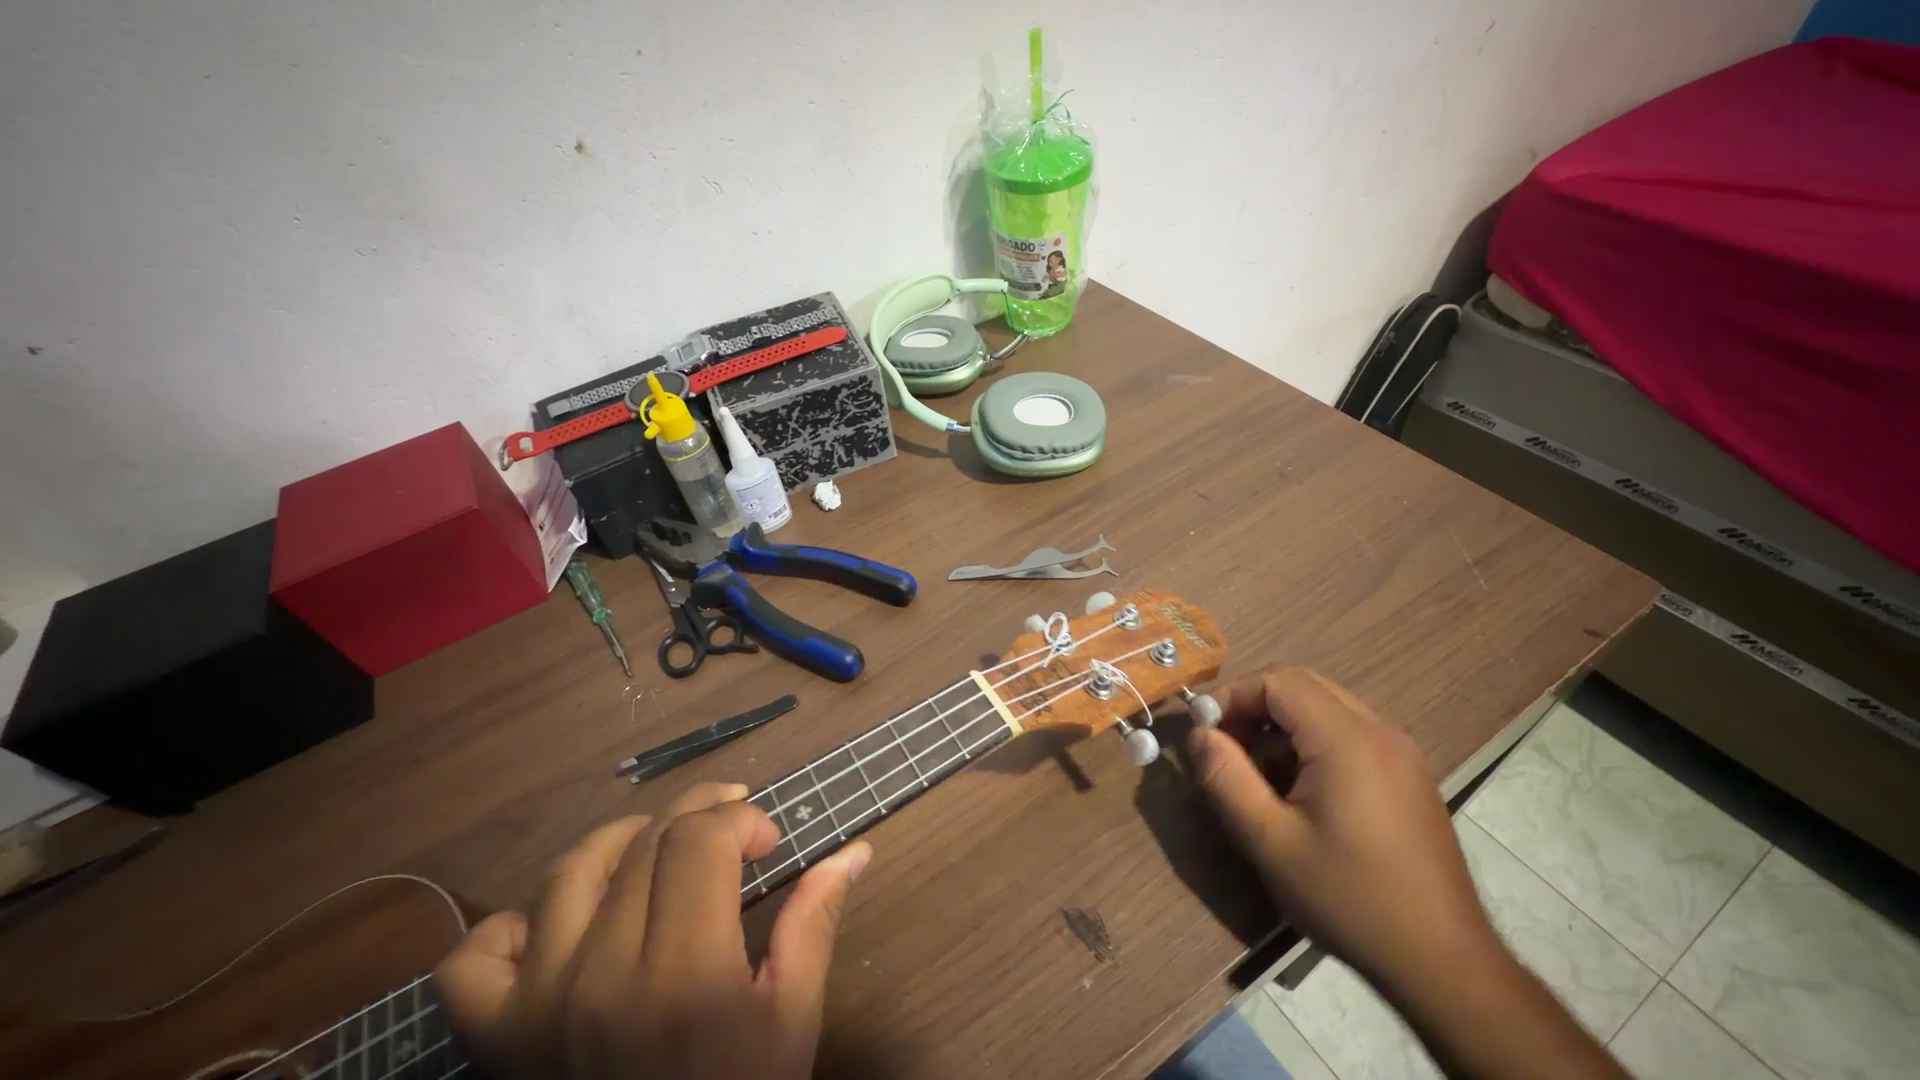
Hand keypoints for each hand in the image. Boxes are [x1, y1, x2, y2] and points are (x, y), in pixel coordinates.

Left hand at [433, 783, 870, 1079]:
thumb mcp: (791, 1021)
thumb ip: (814, 924)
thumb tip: (854, 850)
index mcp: (687, 971)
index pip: (699, 841)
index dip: (740, 819)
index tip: (767, 841)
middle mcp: (603, 974)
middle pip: (642, 845)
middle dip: (695, 813)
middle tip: (729, 821)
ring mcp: (537, 1006)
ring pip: (567, 876)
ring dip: (619, 844)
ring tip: (657, 850)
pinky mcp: (495, 1039)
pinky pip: (474, 958)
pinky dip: (509, 927)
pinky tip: (557, 930)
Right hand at [1187, 668, 1497, 987]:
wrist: (1440, 960)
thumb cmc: (1348, 897)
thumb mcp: (1270, 842)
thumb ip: (1226, 779)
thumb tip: (1199, 735)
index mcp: (1347, 739)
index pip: (1280, 680)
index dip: (1234, 695)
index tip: (1203, 731)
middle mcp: (1380, 732)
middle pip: (1305, 687)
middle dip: (1257, 708)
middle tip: (1225, 749)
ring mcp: (1402, 755)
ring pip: (1329, 711)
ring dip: (1284, 729)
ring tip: (1257, 778)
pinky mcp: (1410, 779)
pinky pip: (1352, 737)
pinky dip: (1314, 746)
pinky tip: (1300, 796)